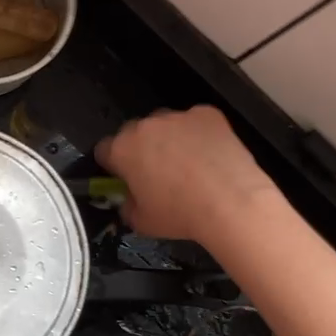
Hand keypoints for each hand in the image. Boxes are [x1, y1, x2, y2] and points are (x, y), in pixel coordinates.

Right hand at [96, 106, 279, 243]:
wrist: (231, 201)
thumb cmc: (180, 214)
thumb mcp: (141, 222)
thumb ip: (127, 206)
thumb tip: (130, 199)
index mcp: (122, 149)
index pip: (104, 150)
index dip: (113, 166)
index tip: (124, 179)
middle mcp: (145, 126)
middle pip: (135, 133)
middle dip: (141, 149)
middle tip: (157, 174)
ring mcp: (178, 116)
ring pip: (165, 125)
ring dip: (169, 139)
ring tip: (189, 165)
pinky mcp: (207, 113)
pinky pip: (195, 122)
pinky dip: (198, 135)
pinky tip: (210, 156)